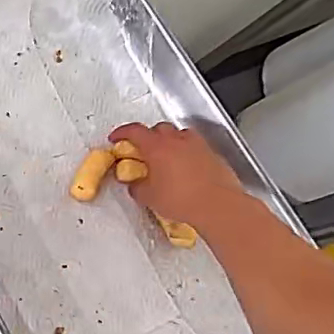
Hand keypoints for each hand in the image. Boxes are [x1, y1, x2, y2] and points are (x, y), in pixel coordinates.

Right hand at [107, 121, 248, 228]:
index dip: (122, 132)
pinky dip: (186, 152)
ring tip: (164, 156)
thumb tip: (134, 184)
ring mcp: (197, 145)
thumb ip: (136, 186)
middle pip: (158, 128)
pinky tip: (184, 167)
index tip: (116, 138)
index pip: (134, 131)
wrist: (217, 205)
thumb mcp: (148, 197)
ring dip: (169, 141)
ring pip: (179, 134)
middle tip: (141, 150)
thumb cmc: (182, 199)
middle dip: (147, 136)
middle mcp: (177, 140)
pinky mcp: (212, 155)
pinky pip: (195, 146)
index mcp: (157, 147)